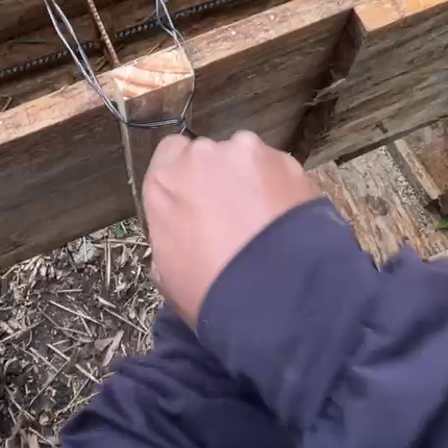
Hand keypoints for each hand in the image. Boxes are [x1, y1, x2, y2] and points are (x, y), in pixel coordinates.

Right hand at [143, 130, 319, 325]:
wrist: (275, 294)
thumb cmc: (211, 292)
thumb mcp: (167, 274)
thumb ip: (168, 235)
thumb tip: (182, 233)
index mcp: (163, 182)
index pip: (168, 154)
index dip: (183, 176)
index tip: (195, 199)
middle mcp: (199, 156)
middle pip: (206, 155)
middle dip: (216, 178)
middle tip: (232, 217)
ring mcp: (242, 153)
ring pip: (242, 158)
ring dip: (248, 179)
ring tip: (264, 218)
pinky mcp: (281, 158)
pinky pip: (275, 167)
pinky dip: (278, 184)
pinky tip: (285, 218)